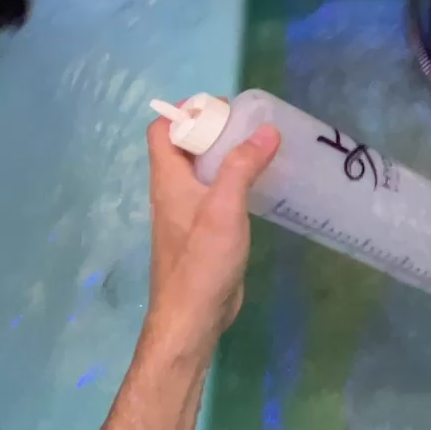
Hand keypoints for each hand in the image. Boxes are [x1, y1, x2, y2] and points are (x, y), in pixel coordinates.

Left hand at [144, 114, 281, 350]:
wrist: (193, 320)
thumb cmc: (201, 261)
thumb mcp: (223, 208)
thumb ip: (242, 166)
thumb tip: (267, 129)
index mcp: (168, 181)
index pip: (163, 131)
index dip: (186, 112)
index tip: (222, 109)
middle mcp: (174, 192)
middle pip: (186, 146)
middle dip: (216, 129)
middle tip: (252, 125)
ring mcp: (189, 212)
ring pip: (203, 169)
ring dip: (228, 153)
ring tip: (262, 147)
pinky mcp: (205, 230)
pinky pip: (217, 190)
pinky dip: (236, 178)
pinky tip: (262, 183)